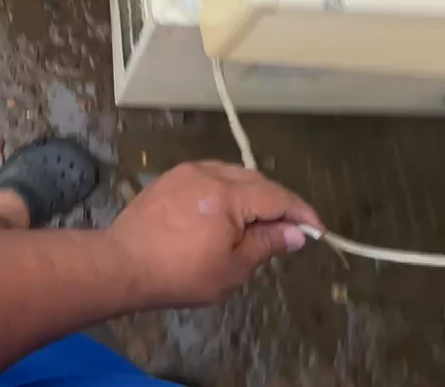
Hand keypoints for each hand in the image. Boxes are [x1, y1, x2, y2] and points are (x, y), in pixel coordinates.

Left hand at [106, 160, 321, 307]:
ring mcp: (183, 173)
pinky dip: (227, 189)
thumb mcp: (234, 266)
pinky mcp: (168, 179)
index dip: (301, 212)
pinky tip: (229, 212)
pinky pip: (208, 176)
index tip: (318, 232)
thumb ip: (266, 243)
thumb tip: (295, 232)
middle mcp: (205, 173)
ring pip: (230, 173)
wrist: (126, 261)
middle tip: (291, 229)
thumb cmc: (183, 271)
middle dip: (278, 200)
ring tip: (262, 222)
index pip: (275, 195)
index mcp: (225, 193)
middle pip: (253, 178)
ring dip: (252, 192)